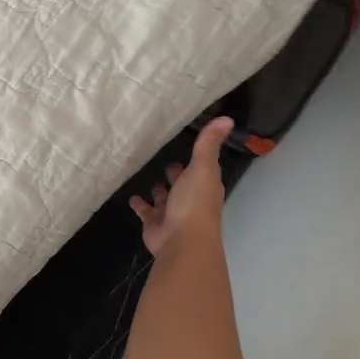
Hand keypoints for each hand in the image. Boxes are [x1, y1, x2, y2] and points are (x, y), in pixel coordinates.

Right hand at [130, 117, 230, 255]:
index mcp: (205, 187)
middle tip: (167, 164)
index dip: (195, 162)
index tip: (186, 149)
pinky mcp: (155, 225)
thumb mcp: (202, 168)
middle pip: (183, 186)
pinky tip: (132, 198)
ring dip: (159, 193)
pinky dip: (141, 206)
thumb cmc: (194, 203)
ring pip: (165, 201)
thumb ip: (208, 145)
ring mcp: (172, 215)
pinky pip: (147, 213)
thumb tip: (227, 118)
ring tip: (148, 180)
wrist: (183, 240)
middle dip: (177, 177)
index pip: (200, 171)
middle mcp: (190, 201)